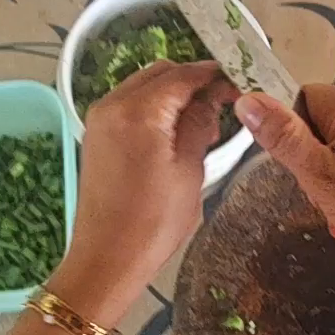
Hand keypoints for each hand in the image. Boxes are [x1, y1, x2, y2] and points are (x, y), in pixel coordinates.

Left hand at [51, 61, 238, 323]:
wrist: (106, 260)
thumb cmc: (153, 223)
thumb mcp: (188, 172)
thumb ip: (199, 125)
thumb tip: (210, 99)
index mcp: (138, 112)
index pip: (183, 75)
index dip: (214, 75)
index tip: (239, 83)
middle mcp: (112, 105)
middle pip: (160, 74)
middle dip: (192, 82)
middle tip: (222, 106)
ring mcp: (99, 120)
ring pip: (143, 88)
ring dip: (173, 96)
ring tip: (201, 126)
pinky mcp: (95, 137)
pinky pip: (129, 107)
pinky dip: (154, 110)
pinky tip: (175, 135)